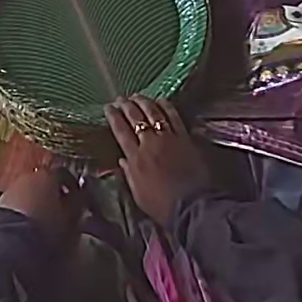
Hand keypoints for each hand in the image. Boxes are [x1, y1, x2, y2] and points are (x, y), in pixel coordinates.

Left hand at [0, 166, 79, 244]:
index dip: (73, 186)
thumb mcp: (70, 218)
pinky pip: (18, 205)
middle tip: (63, 212)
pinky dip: (25, 212)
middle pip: (46, 181)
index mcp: (49, 175)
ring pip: (30, 193)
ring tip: (46, 223)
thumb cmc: (46, 228)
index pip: (65, 174)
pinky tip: (29, 228)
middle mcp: (29, 177)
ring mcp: (12, 189)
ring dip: (38, 203)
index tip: (79, 199)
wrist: (8, 243)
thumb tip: (82, 197)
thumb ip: (78, 204)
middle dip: (54, 195)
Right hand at [106, 96, 211, 227]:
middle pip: (136, 118)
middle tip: (120, 98)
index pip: (121, 131)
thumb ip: (129, 174)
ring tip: (136, 96)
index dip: (113, 117)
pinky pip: (174, 117)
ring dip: (143, 102)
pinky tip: (161, 100)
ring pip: (153, 113)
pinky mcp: (184, 137)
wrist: (192, 206)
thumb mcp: (138, 194)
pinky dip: (166, 106)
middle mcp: (150, 143)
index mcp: (135, 158)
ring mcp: (168, 138)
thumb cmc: (162, 206)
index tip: (109, 107)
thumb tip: (122, 159)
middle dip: (126, 106)